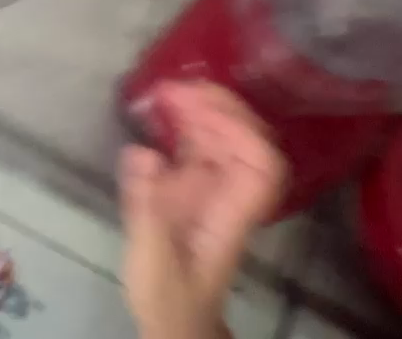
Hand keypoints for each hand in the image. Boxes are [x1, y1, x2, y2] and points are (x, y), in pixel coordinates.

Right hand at [119, 82, 286, 338]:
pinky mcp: (194, 184)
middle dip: (221, 106)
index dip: (239, 130)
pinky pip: (200, 142)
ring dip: (202, 106)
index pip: (259, 164)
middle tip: (178, 86)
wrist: (174, 322)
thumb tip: (142, 152)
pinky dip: (186, 119)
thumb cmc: (169, 299)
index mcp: (232, 213)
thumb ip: (147, 209)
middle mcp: (230, 193)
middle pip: (248, 140)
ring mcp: (214, 186)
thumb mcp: (153, 260)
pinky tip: (164, 106)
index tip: (199, 108)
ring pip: (225, 136)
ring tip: (167, 89)